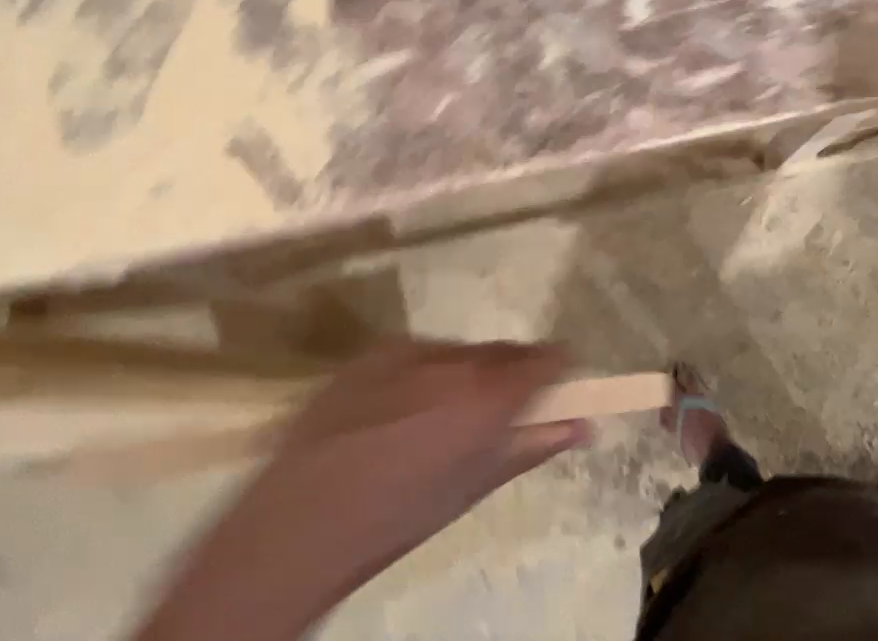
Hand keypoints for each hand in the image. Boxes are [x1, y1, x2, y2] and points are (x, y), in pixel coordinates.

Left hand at [136, 340, 590, 640]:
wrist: (295, 527)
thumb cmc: (398, 517)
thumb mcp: (475, 486)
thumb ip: (533, 445)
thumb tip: (582, 425)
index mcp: (488, 396)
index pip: (548, 357)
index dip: (558, 369)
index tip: (558, 386)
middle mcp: (454, 361)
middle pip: (504, 351)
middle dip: (511, 374)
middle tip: (496, 412)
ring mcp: (407, 351)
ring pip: (459, 352)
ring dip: (465, 372)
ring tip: (438, 417)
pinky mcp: (369, 353)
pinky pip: (416, 353)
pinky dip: (422, 372)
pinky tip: (399, 410)